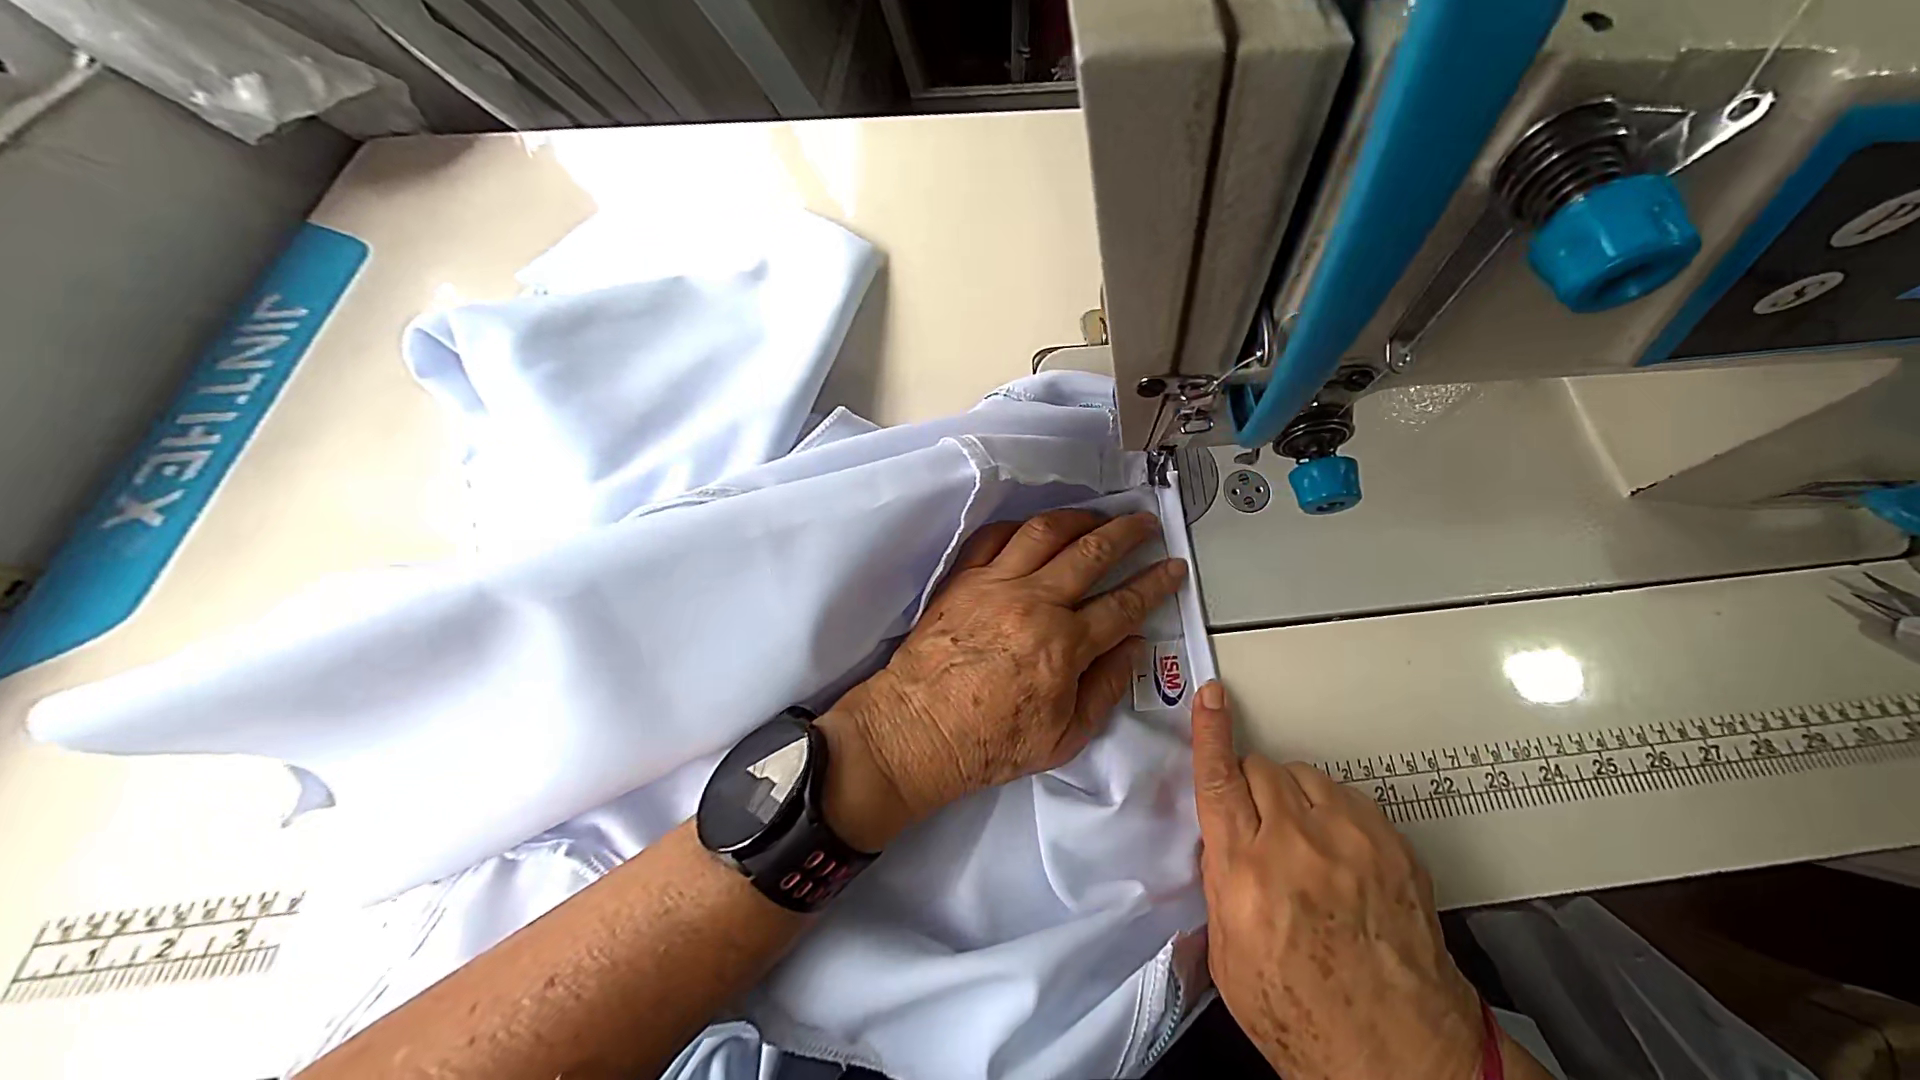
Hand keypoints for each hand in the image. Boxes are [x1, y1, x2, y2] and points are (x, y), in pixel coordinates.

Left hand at [818, 510, 1186, 849]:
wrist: (918, 731)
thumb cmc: (988, 743)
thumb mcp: (1065, 736)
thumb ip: (1106, 687)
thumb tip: (1132, 648)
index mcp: (1064, 646)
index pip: (1124, 604)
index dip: (1155, 583)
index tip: (1172, 569)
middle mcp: (1033, 604)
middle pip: (1092, 552)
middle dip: (1127, 532)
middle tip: (1144, 523)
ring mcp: (994, 586)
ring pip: (1044, 532)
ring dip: (1078, 517)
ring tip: (1096, 516)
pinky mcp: (962, 581)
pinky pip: (993, 538)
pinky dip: (1018, 527)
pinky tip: (1033, 529)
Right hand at [1189, 681, 1490, 1079]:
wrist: (1401, 1058)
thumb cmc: (1307, 1017)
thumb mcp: (1229, 956)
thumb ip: (1220, 882)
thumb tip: (1220, 840)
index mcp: (1246, 876)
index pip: (1219, 781)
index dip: (1210, 733)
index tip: (1211, 698)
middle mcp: (1297, 848)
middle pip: (1261, 769)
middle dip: (1251, 786)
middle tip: (1260, 824)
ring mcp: (1352, 843)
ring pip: (1303, 775)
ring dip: (1292, 797)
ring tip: (1303, 842)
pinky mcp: (1392, 847)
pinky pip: (1347, 797)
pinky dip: (1332, 813)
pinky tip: (1337, 853)